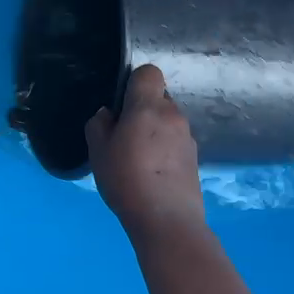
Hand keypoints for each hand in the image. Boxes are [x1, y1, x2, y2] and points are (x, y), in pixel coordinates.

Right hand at [85, 65, 202, 236]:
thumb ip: (99, 124)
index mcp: (148, 107)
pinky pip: (174, 140)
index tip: (120, 102)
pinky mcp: (195, 157)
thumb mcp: (98, 150)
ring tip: (136, 156)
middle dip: (142, 108)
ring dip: (153, 129)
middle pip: (158, 97)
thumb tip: (109, 115)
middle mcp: (173, 115)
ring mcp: (188, 137)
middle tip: (123, 134)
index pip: (149, 73)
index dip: (134, 81)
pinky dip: (163, 147)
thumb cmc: (126, 179)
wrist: (167, 221)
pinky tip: (151, 171)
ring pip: (166, 120)